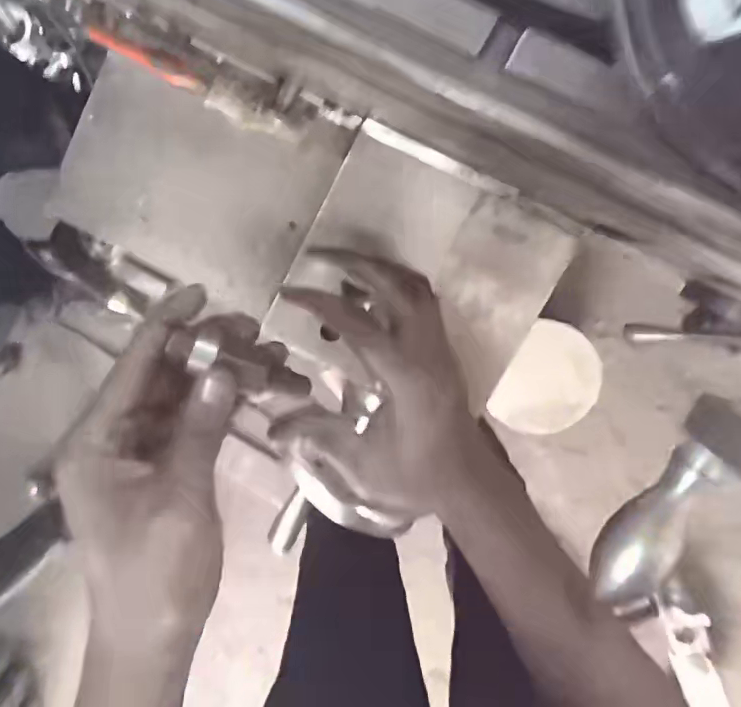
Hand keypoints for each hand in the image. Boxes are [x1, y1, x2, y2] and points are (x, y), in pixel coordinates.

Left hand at [53, 285, 237, 657]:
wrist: (150, 643)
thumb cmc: (156, 576)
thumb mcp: (181, 498)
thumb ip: (199, 428)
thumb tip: (224, 370)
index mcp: (94, 441)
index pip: (132, 366)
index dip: (166, 324)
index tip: (199, 291)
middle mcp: (106, 437)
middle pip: (156, 375)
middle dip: (202, 348)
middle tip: (248, 328)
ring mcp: (130, 451)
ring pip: (174, 394)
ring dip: (214, 373)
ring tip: (260, 351)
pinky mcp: (154, 465)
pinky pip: (184, 420)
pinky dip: (214, 403)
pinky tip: (249, 386)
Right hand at [272, 250, 479, 515]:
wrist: (468, 485)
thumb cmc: (416, 479)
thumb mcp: (363, 468)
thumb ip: (318, 439)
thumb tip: (273, 430)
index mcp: (406, 378)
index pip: (360, 325)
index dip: (321, 303)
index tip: (288, 292)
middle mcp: (427, 352)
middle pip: (397, 288)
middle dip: (356, 263)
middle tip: (319, 256)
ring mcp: (440, 347)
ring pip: (415, 287)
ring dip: (380, 269)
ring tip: (344, 266)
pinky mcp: (443, 348)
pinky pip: (423, 299)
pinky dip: (396, 284)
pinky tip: (371, 292)